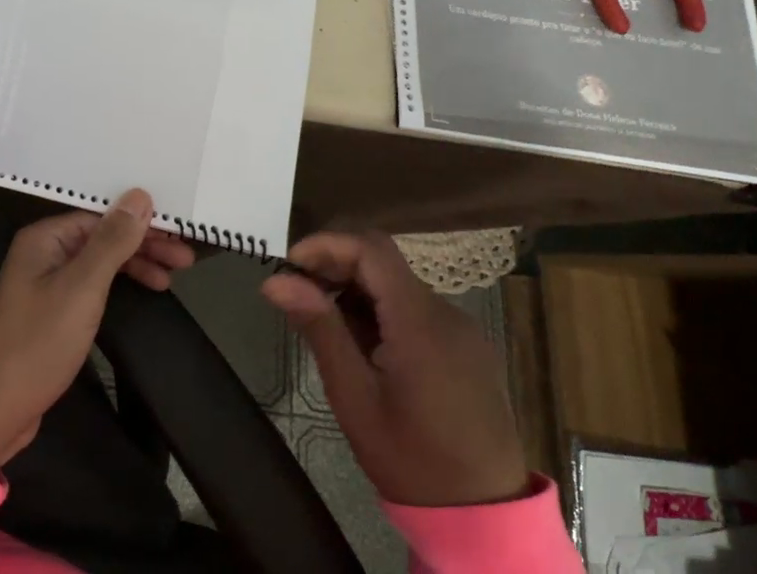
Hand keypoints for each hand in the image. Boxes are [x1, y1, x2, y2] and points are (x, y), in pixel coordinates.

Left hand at [0, 189, 194, 470]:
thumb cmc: (36, 343)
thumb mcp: (81, 289)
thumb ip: (111, 243)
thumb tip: (138, 195)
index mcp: (42, 239)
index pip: (98, 216)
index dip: (140, 223)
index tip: (181, 236)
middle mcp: (39, 254)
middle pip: (98, 238)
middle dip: (142, 245)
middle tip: (187, 260)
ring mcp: (42, 284)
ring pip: (96, 263)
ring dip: (133, 266)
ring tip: (172, 279)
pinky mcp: (48, 313)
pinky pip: (88, 287)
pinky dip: (116, 287)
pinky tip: (140, 294)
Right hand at [262, 232, 528, 507]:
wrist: (482, 513)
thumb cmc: (410, 457)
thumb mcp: (353, 395)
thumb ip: (319, 328)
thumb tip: (274, 280)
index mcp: (422, 323)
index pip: (372, 249)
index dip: (325, 244)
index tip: (286, 266)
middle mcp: (447, 315)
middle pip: (383, 264)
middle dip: (332, 268)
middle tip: (294, 296)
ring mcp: (460, 331)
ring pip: (396, 286)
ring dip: (353, 293)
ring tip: (323, 330)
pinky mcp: (464, 348)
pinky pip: (413, 310)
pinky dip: (377, 312)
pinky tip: (359, 348)